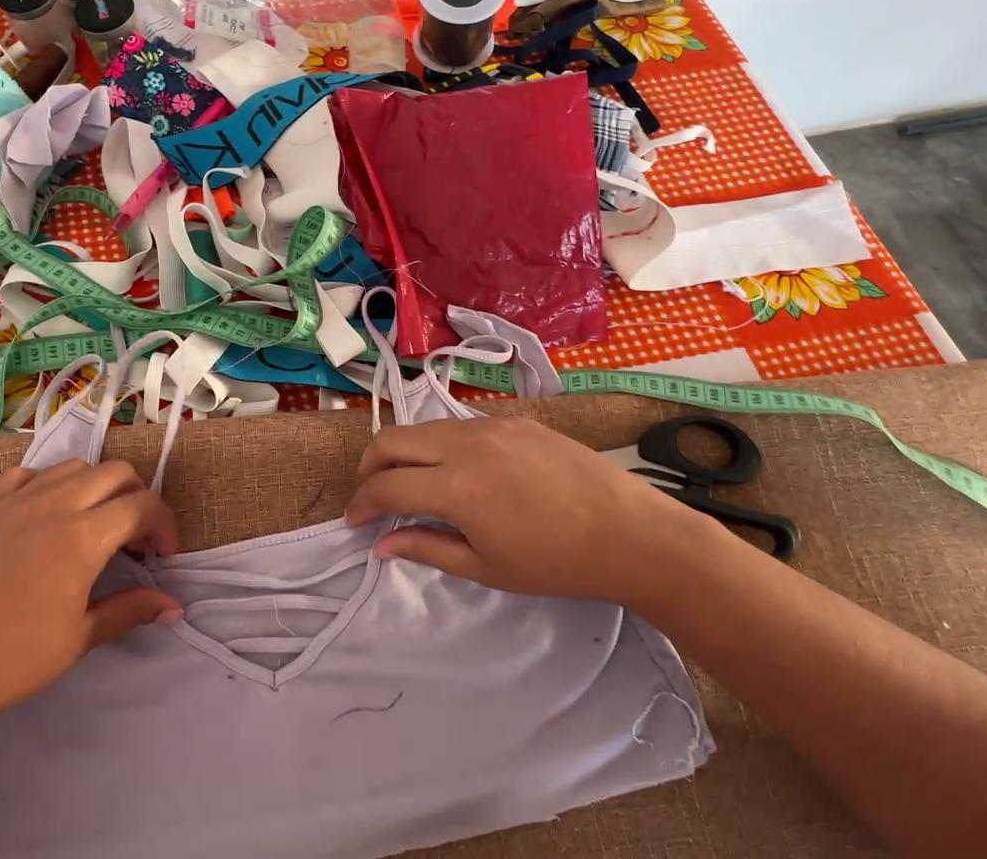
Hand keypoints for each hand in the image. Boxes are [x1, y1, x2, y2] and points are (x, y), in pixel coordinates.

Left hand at [0, 461, 182, 763]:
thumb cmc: (8, 662)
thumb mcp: (78, 639)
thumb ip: (129, 611)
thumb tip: (174, 606)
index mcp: (83, 537)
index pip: (143, 505)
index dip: (164, 525)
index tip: (162, 556)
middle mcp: (52, 505)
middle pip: (114, 472)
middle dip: (137, 497)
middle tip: (134, 538)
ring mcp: (12, 502)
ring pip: (70, 467)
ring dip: (95, 486)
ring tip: (92, 524)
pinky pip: (24, 475)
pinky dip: (47, 484)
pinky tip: (42, 515)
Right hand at [346, 417, 701, 605]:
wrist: (631, 533)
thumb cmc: (557, 563)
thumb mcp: (485, 567)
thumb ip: (425, 548)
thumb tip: (380, 545)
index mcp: (456, 486)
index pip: (385, 486)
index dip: (360, 505)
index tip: (355, 523)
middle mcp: (466, 443)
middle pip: (391, 440)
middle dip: (368, 468)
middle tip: (371, 497)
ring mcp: (493, 425)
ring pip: (424, 427)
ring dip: (403, 453)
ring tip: (411, 484)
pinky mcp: (516, 419)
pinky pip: (459, 425)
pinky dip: (440, 445)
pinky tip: (457, 472)